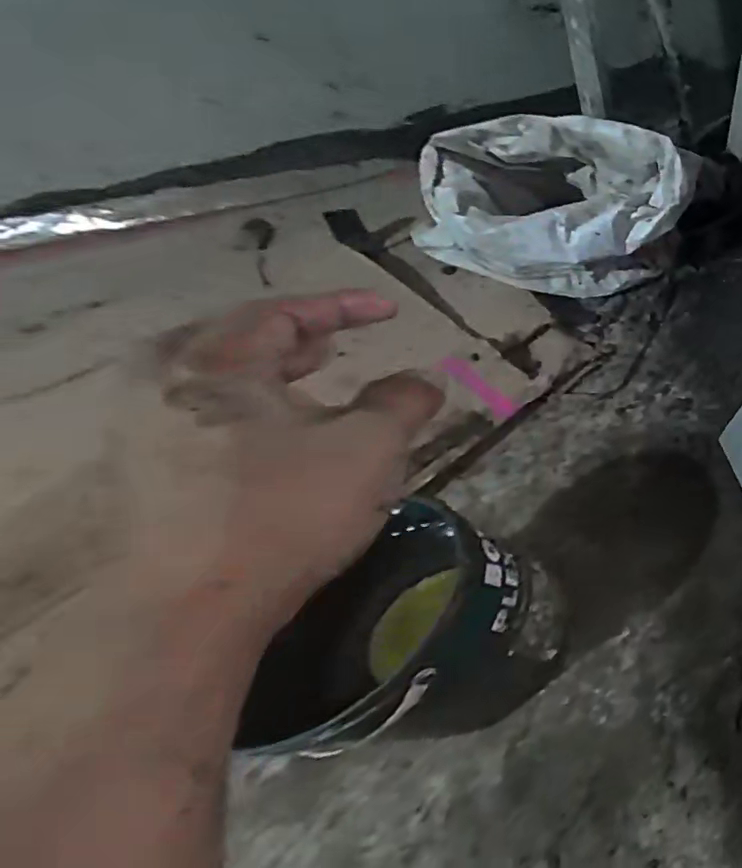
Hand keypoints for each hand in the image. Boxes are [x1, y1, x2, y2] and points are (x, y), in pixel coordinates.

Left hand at [113, 290, 443, 628]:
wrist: (196, 607)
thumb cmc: (290, 508)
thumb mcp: (372, 445)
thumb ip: (402, 400)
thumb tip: (424, 379)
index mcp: (213, 371)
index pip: (277, 315)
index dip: (340, 307)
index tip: (391, 311)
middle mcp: (164, 394)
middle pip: (224, 339)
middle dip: (288, 333)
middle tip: (336, 341)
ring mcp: (144, 438)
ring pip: (207, 380)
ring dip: (265, 369)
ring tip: (311, 378)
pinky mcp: (147, 479)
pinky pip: (199, 415)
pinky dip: (247, 403)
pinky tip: (285, 431)